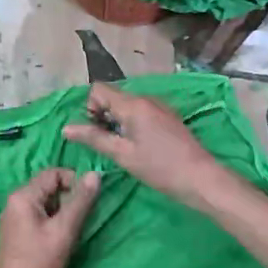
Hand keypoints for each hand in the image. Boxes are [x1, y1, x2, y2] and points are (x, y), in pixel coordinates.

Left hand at [0, 168, 100, 267]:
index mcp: (21, 196)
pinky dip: (56, 226)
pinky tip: (63, 244)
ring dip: (65, 215)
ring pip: (48, 206)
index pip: (54, 173)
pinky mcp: (19, 238)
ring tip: (74, 235)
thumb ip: (81, 202)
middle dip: (71, 200)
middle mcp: (15, 203)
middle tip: (84, 221)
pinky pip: (42, 220)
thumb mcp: (63, 232)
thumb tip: (96, 173)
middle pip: (50, 188)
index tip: (91, 202)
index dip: (75, 181)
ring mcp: (15, 221)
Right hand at [63, 83, 230, 207]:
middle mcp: (145, 98)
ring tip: (124, 147)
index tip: (96, 132)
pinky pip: (140, 111)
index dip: (90, 109)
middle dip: (103, 116)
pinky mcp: (167, 116)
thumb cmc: (159, 168)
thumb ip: (94, 138)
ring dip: (117, 121)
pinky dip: (132, 123)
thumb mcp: (122, 155)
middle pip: (112, 96)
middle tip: (109, 143)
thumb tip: (66, 127)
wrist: (201, 177)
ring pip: (126, 104)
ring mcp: (158, 106)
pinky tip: (140, 146)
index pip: (98, 90)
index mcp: (133, 104)